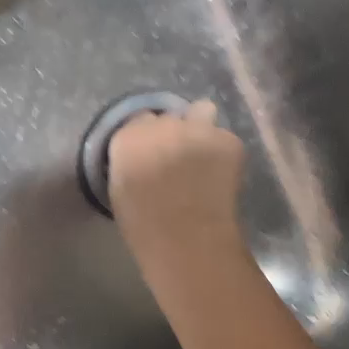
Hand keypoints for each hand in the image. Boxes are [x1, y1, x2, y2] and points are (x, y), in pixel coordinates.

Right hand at [108, 99, 246, 252]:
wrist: (187, 236)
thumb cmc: (142, 222)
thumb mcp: (119, 188)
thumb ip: (128, 161)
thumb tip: (139, 155)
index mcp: (129, 138)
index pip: (136, 119)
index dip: (142, 135)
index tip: (144, 153)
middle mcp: (164, 125)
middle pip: (168, 116)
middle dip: (169, 131)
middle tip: (171, 157)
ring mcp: (200, 129)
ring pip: (200, 112)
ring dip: (198, 126)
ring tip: (198, 152)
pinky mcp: (229, 140)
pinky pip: (223, 136)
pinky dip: (219, 150)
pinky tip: (216, 172)